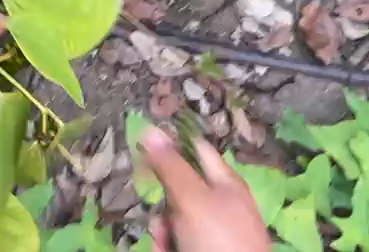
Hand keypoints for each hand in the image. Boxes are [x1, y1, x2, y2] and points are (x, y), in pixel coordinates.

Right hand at [141, 126, 270, 251]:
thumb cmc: (219, 242)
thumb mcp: (191, 199)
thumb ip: (170, 165)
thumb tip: (149, 128)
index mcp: (226, 182)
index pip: (194, 148)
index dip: (169, 145)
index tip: (142, 150)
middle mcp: (222, 205)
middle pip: (180, 188)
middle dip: (162, 202)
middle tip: (159, 216)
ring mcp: (216, 233)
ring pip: (176, 219)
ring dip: (163, 230)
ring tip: (163, 244)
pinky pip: (180, 242)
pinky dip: (169, 246)